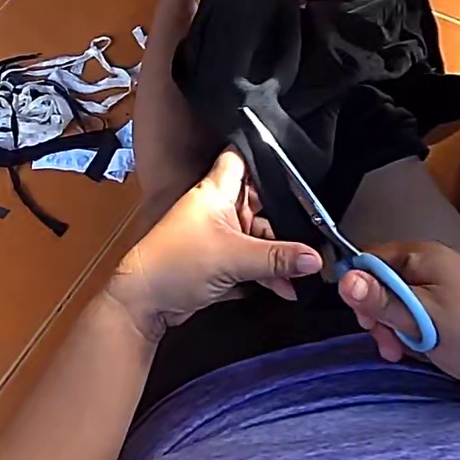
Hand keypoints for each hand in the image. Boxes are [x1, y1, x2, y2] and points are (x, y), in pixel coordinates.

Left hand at [109, 149, 322, 340]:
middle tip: (316, 230)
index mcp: (216, 192)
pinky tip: (287, 288)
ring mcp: (220, 236)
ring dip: (280, 255)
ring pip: (260, 237)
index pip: (241, 158)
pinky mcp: (220, 262)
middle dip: (287, 218)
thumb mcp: (234, 258)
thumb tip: (316, 258)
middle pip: (261, 203)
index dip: (264, 155)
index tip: (295, 163)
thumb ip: (278, 258)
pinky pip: (252, 261)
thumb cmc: (176, 264)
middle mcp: (219, 209)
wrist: (143, 304)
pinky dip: (268, 274)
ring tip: (304, 271)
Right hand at [337, 242, 459, 399]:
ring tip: (405, 352)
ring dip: (396, 330)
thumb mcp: (424, 320)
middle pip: (383, 283)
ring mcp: (444, 290)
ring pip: (399, 305)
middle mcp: (434, 267)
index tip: (364, 319)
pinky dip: (414, 336)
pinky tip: (421, 352)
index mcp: (425, 256)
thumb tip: (344, 279)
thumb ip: (382, 300)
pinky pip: (418, 318)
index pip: (371, 259)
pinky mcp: (452, 313)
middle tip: (387, 342)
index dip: (360, 288)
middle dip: (378, 314)